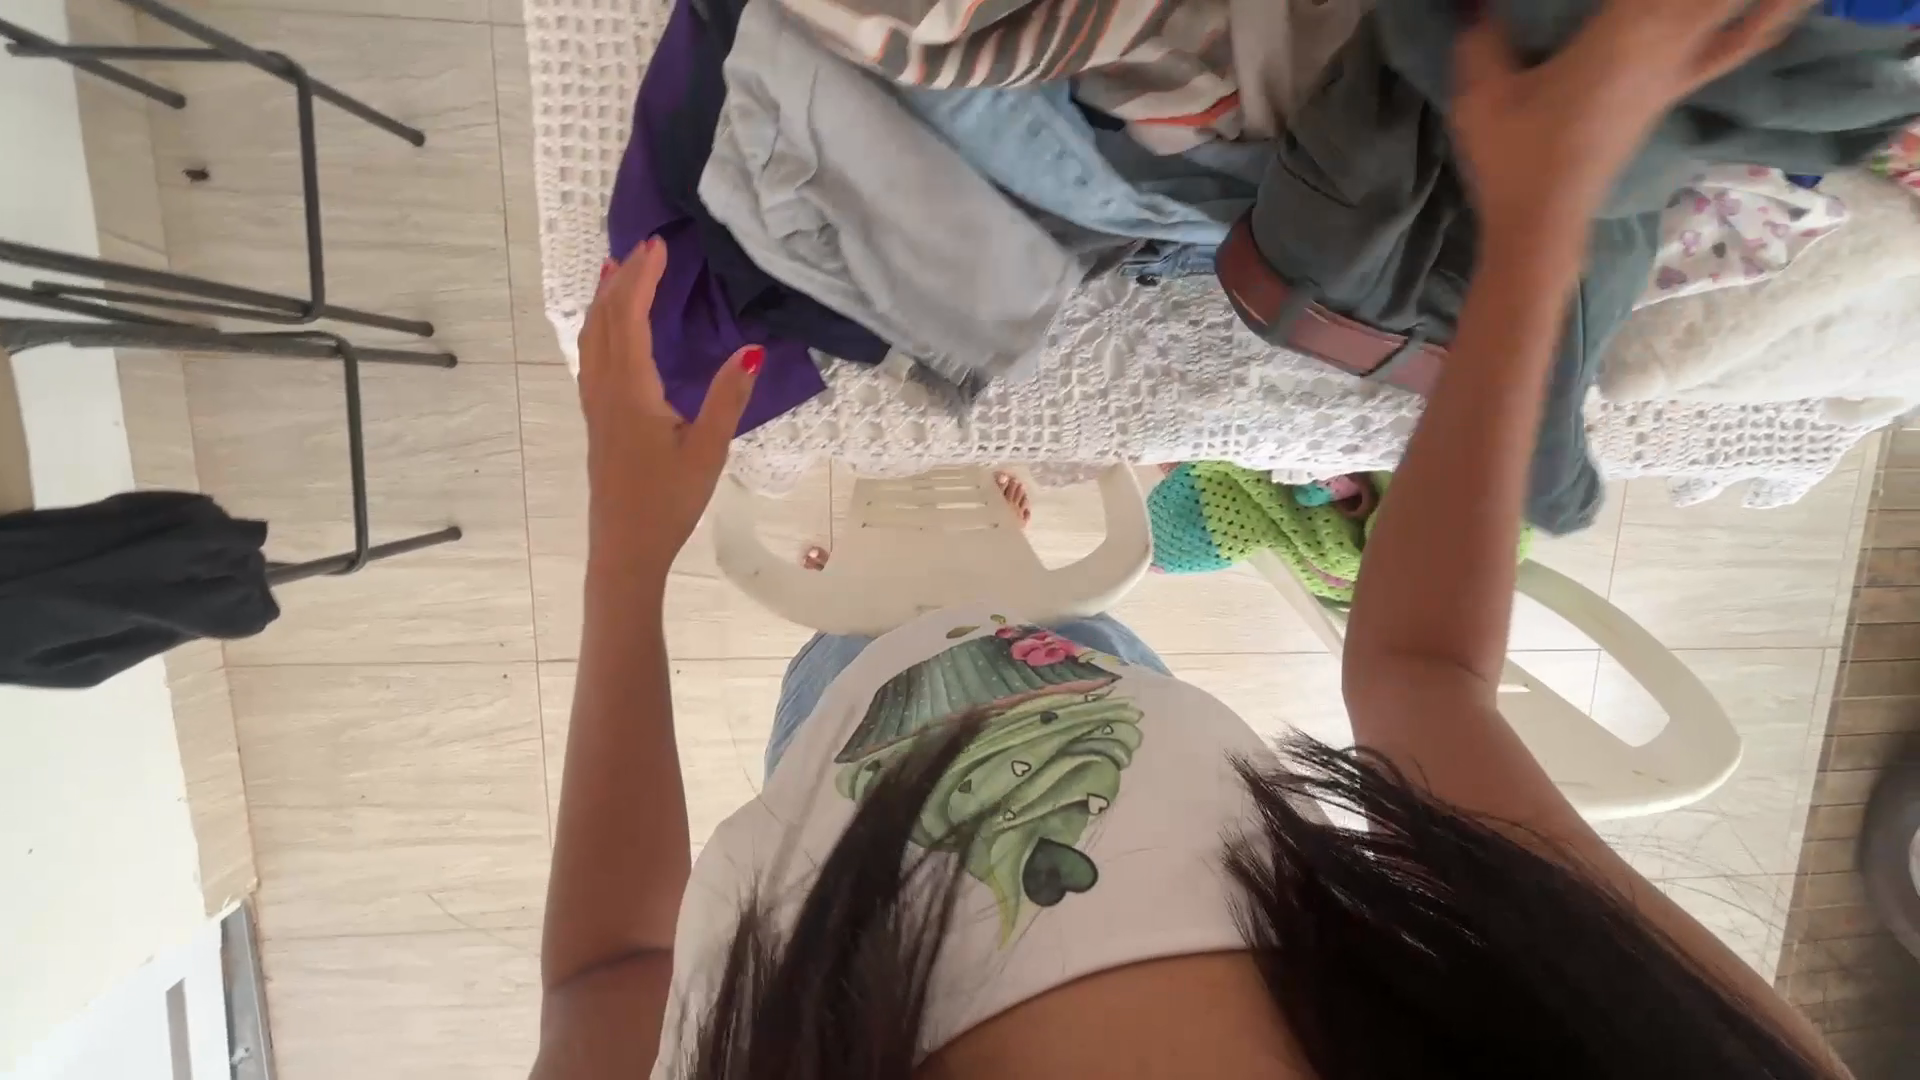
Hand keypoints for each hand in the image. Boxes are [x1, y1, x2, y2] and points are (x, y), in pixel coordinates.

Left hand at [576, 237, 761, 585]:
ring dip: (605, 301)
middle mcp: (604, 389)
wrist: (626, 545)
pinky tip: (613, 333)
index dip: (641, 278)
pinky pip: (592, 357)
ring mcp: (595, 405)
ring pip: (591, 338)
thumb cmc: (669, 501)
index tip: (658, 246)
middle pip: (603, 319)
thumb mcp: (708, 450)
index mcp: (631, 390)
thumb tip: (751, 351)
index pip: (628, 316)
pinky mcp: (597, 420)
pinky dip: (601, 328)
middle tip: (644, 249)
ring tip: (617, 273)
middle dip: (620, 279)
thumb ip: (727, 398)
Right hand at [1450, 0, 1813, 244]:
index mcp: (1629, 27)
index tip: (1605, 5)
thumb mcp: (1481, 100)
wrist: (1541, 221)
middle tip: (1637, 9)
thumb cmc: (1513, 160)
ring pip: (1750, 10)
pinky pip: (1743, 40)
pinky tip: (1771, 10)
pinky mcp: (1676, 91)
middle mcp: (1671, 37)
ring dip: (1766, 1)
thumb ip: (1481, 45)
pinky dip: (1766, 16)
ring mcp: (1681, 66)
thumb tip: (1474, 6)